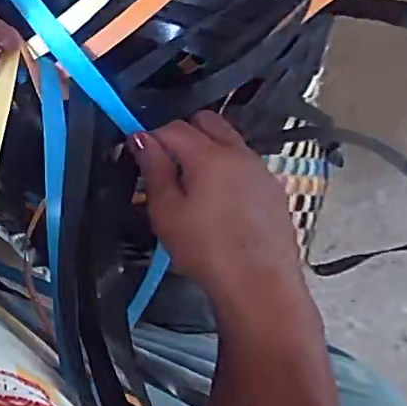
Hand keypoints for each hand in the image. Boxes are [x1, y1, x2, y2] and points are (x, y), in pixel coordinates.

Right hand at [127, 112, 311, 316]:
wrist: (259, 284)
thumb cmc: (204, 247)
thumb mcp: (166, 208)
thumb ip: (153, 168)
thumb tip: (141, 139)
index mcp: (210, 156)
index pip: (172, 127)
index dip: (148, 134)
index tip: (134, 151)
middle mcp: (240, 154)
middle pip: (206, 121)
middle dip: (179, 131)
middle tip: (159, 159)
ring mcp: (260, 170)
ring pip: (227, 139)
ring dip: (202, 147)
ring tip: (184, 180)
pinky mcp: (271, 190)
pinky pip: (241, 161)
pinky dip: (222, 165)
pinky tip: (211, 197)